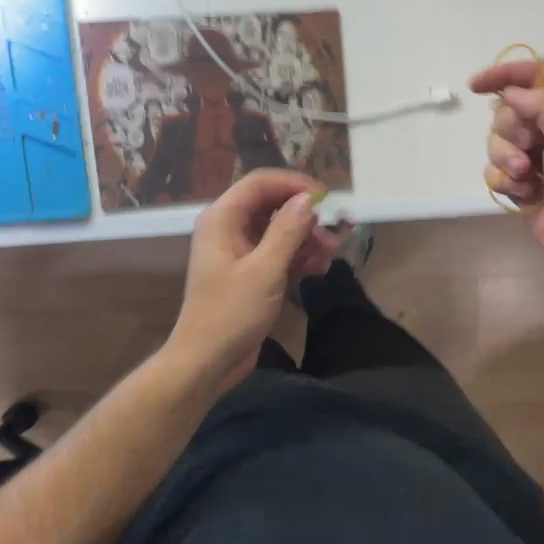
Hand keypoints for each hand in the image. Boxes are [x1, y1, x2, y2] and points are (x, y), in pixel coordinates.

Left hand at [167, 169, 339, 385]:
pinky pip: (277, 252)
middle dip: (304, 215)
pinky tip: (319, 269)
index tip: (327, 198)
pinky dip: (298, 256)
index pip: (260, 183)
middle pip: (271, 204)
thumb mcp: (265, 271)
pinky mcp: (248, 272)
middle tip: (336, 231)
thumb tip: (309, 200)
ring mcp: (238, 250)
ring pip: (278, 229)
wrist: (207, 361)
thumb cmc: (231, 314)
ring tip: (331, 255)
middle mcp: (228, 227)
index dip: (294, 184)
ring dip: (306, 238)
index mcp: (222, 218)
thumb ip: (288, 231)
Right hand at [469, 62, 543, 281]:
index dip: (503, 75)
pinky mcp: (522, 182)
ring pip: (496, 141)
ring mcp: (535, 155)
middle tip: (528, 151)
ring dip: (506, 160)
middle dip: (509, 132)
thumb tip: (511, 92)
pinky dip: (504, 181)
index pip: (532, 76)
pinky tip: (523, 194)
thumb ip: (542, 106)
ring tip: (526, 178)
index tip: (476, 85)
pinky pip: (495, 170)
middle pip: (507, 111)